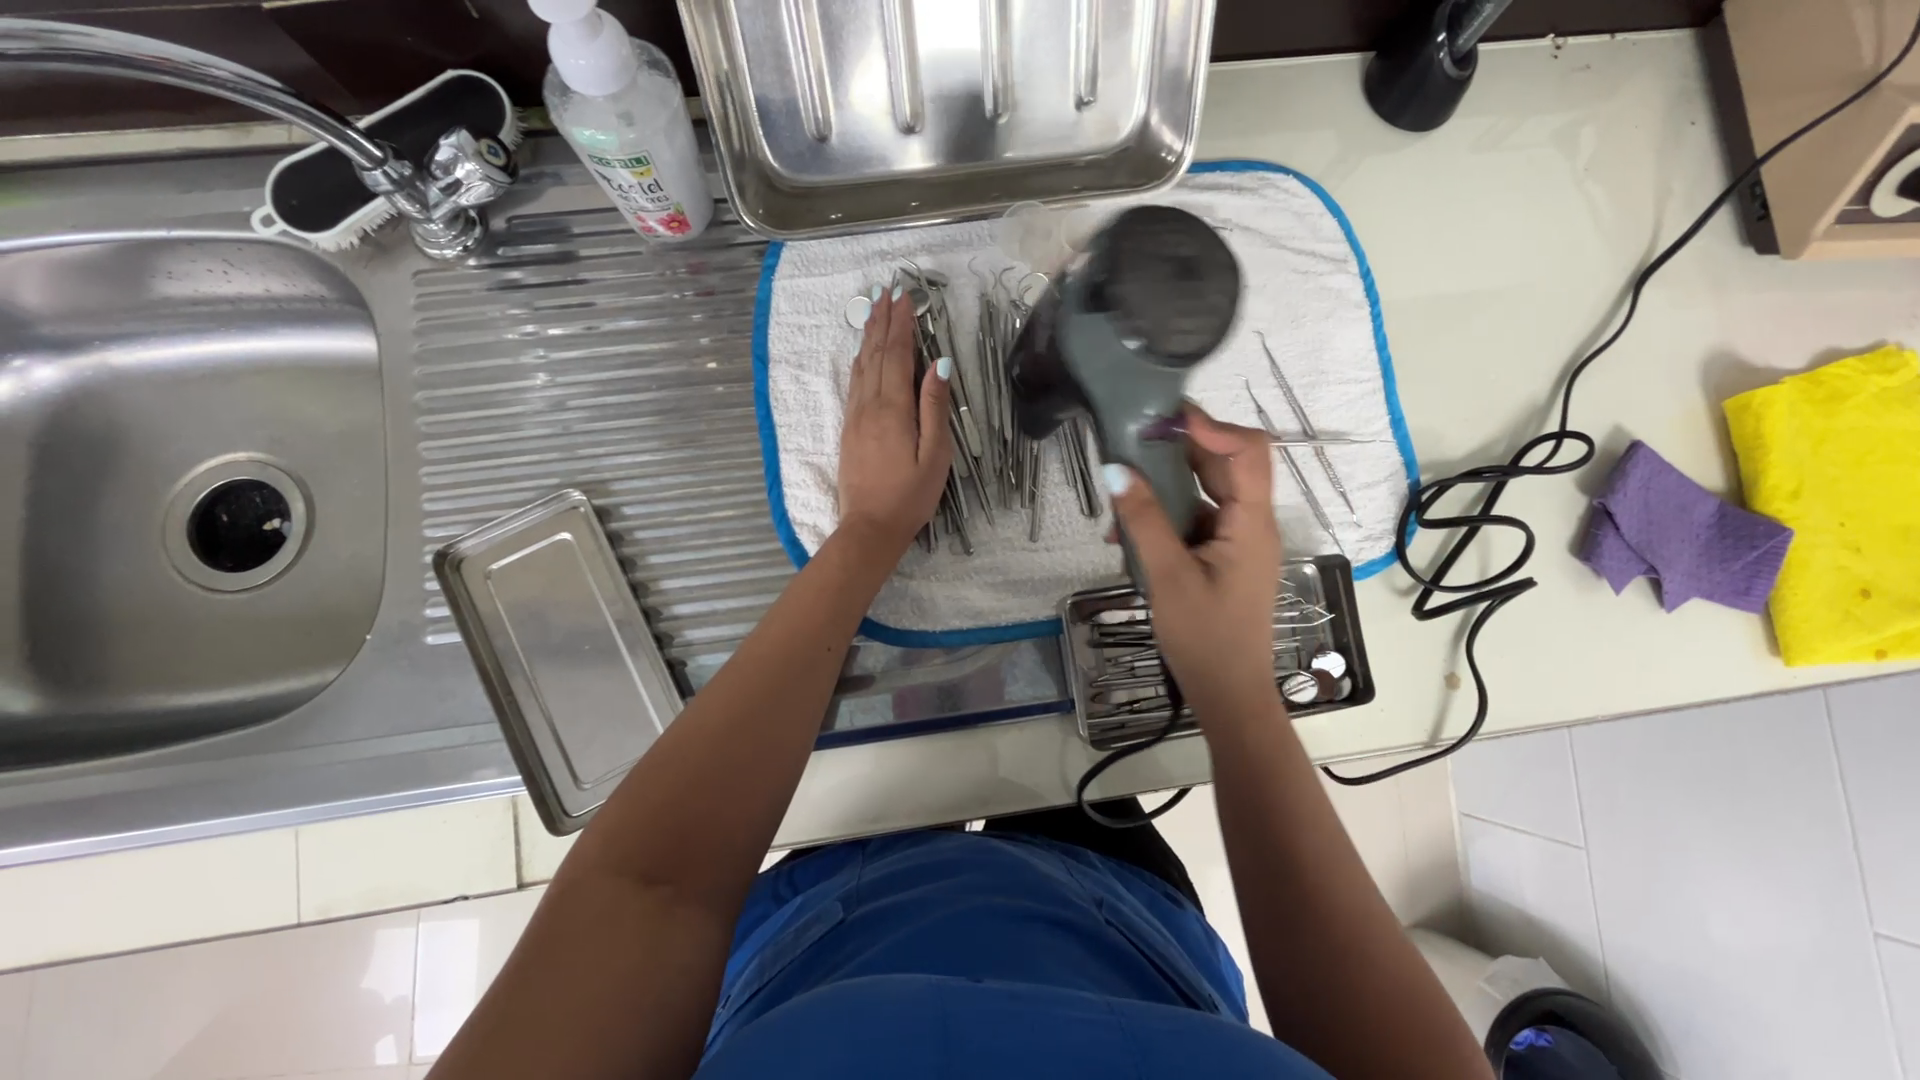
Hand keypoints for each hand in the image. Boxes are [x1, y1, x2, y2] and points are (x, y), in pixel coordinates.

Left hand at [836, 287, 952, 556]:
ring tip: (873, 310)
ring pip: (861, 366)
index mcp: (894, 409)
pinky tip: (862, 354)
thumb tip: (939, 364)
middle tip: (888, 290)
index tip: (904, 297)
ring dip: (868, 335)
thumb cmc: (910, 496)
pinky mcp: (849, 429)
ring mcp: (855, 416)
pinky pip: (854, 383)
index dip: (901, 324)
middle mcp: (870, 406)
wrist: (869, 527)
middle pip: (876, 354)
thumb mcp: (934, 455)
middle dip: (883, 321)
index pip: (897, 355)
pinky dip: (860, 360)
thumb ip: (934, 408)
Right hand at [1106, 405, 1282, 722]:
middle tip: (1130, 446)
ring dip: (1164, 490)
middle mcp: (1251, 524)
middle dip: (1178, 453)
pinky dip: (1165, 520)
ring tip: (1120, 499)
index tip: (1163, 420)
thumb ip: (1143, 520)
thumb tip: (1116, 470)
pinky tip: (1128, 537)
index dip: (1211, 427)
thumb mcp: (1167, 576)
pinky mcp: (1223, 558)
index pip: (1248, 450)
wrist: (1228, 694)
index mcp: (1251, 523)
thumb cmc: (1204, 638)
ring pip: (1205, 494)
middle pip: (1224, 466)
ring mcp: (1238, 542)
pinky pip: (1196, 522)